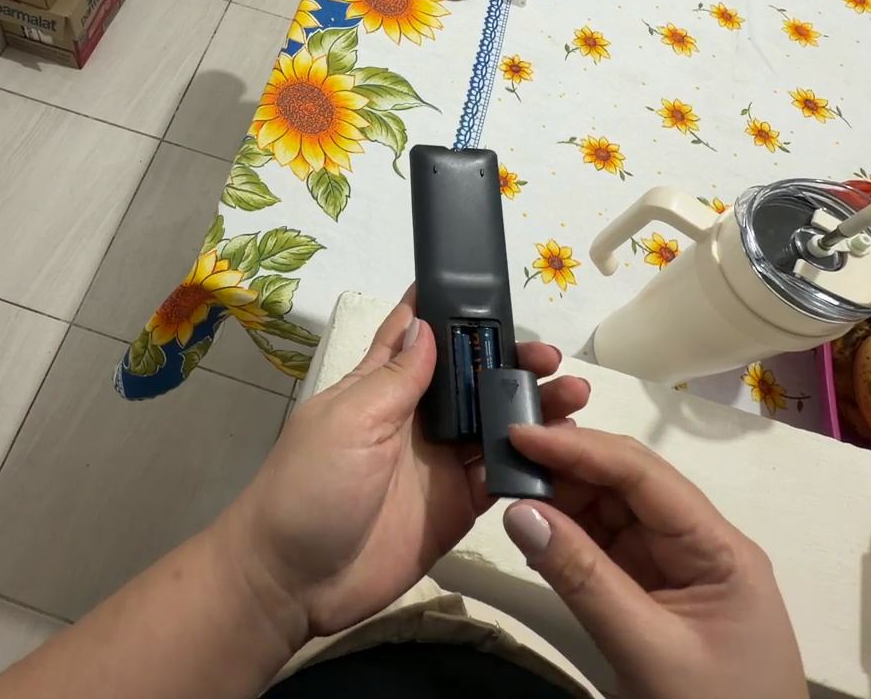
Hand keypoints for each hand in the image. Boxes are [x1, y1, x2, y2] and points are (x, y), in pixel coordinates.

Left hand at [219, 286, 590, 638]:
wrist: (296, 580)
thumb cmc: (312, 485)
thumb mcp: (350, 421)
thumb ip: (394, 378)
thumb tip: (425, 324)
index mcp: (381, 385)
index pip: (414, 334)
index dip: (447, 309)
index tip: (491, 289)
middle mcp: (415, 417)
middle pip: (470, 378)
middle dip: (508, 361)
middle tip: (551, 358)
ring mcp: (439, 461)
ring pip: (493, 423)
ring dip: (530, 407)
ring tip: (574, 396)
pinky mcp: (457, 505)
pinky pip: (500, 476)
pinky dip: (532, 462)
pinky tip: (565, 450)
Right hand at [499, 425, 805, 698]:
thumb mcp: (647, 650)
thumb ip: (581, 577)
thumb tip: (516, 509)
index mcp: (717, 546)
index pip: (642, 474)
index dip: (579, 448)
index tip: (519, 434)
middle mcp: (697, 541)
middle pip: (626, 482)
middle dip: (567, 465)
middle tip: (505, 459)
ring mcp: (673, 565)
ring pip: (610, 508)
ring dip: (561, 496)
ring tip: (511, 490)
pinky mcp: (651, 589)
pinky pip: (603, 544)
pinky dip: (566, 532)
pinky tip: (534, 528)